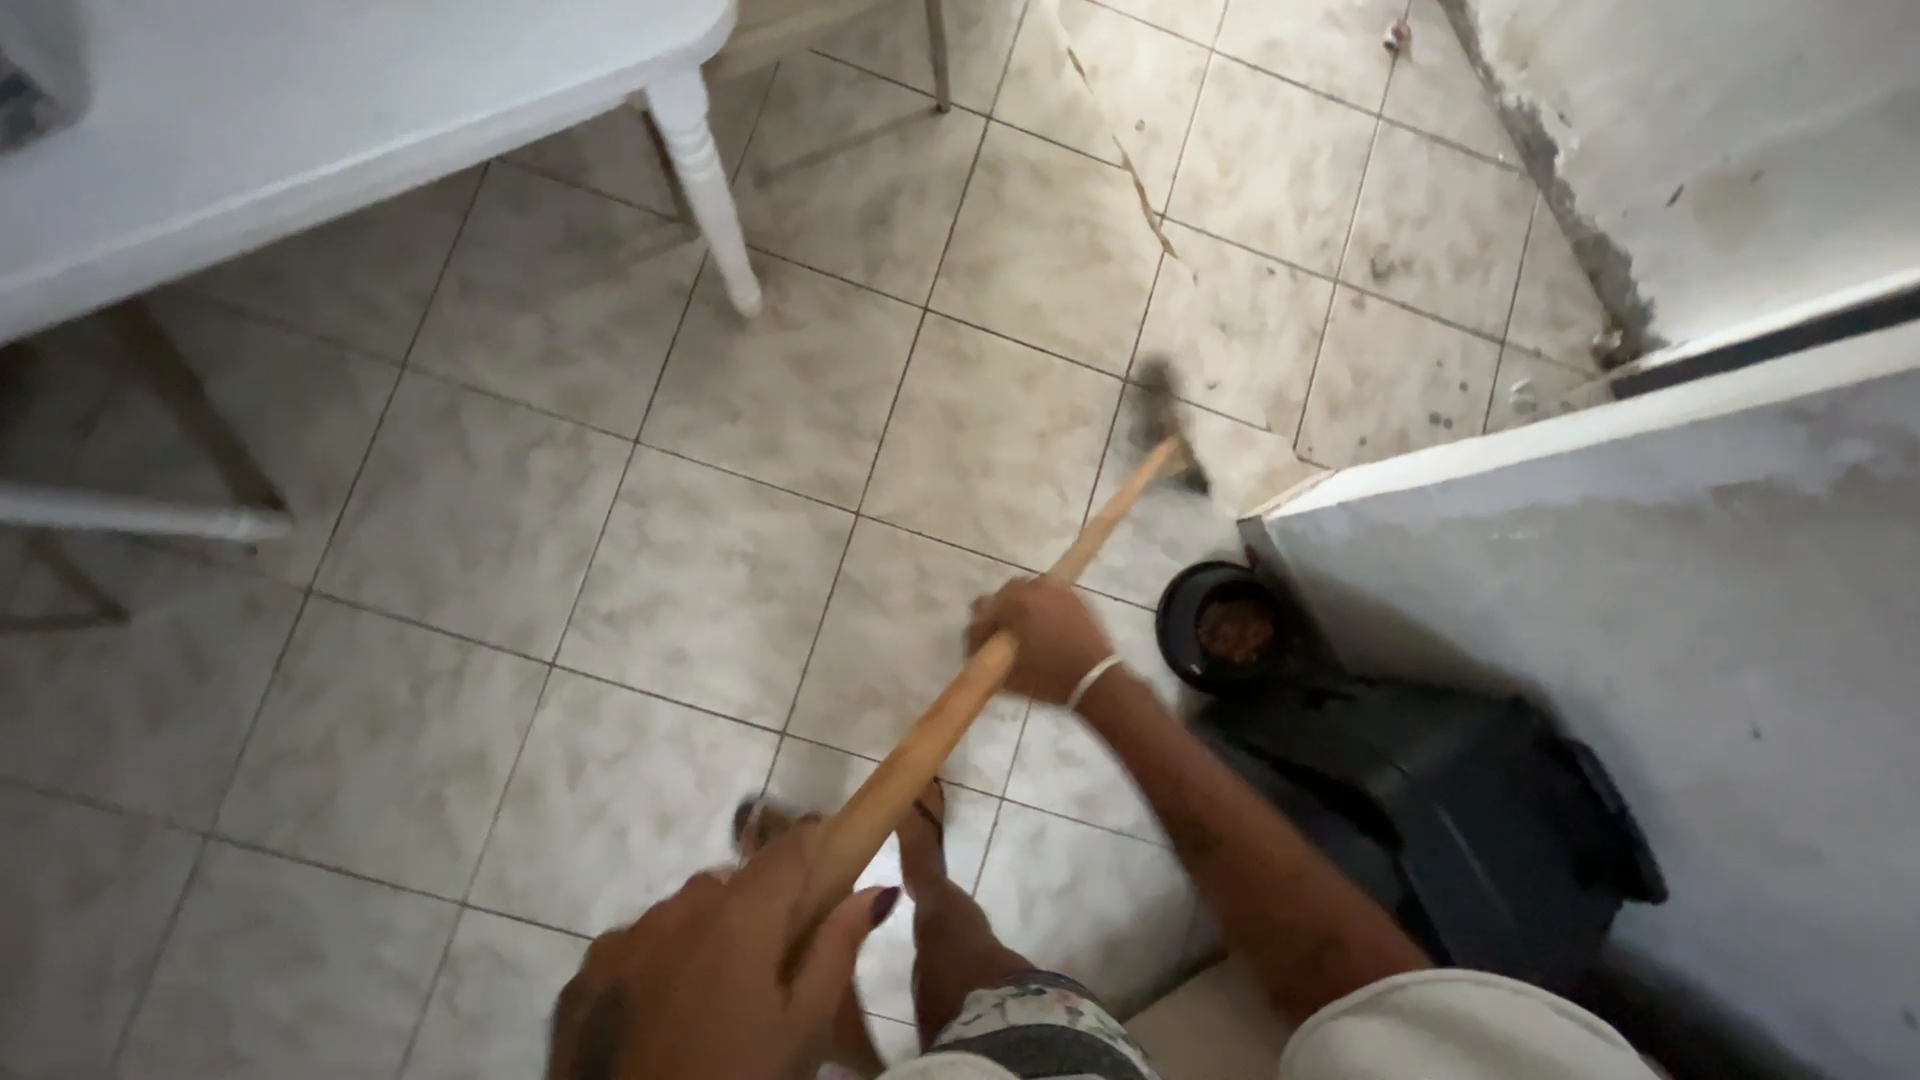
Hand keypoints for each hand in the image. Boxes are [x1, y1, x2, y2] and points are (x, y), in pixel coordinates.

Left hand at [547, 820, 899, 1079]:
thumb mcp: (803, 1030)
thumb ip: (838, 947)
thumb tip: (876, 890)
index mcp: (738, 916)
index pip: (789, 849)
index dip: (814, 848)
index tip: (828, 870)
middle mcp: (678, 909)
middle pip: (733, 883)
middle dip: (757, 910)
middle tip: (769, 972)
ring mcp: (624, 940)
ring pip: (681, 913)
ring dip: (704, 936)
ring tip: (711, 1005)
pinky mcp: (583, 977)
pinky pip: (635, 947)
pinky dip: (655, 965)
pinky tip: (660, 1022)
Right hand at [966, 577, 1114, 707]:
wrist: (1095, 679)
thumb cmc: (1048, 678)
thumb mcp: (1006, 673)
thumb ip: (983, 653)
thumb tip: (973, 646)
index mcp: (1014, 604)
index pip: (982, 607)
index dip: (979, 626)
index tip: (981, 642)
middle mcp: (1035, 589)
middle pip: (1007, 591)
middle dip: (1001, 609)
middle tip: (1003, 632)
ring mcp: (1058, 590)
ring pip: (1031, 589)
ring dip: (1023, 604)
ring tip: (1026, 627)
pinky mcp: (1076, 598)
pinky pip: (1052, 594)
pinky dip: (1045, 605)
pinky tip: (1047, 625)